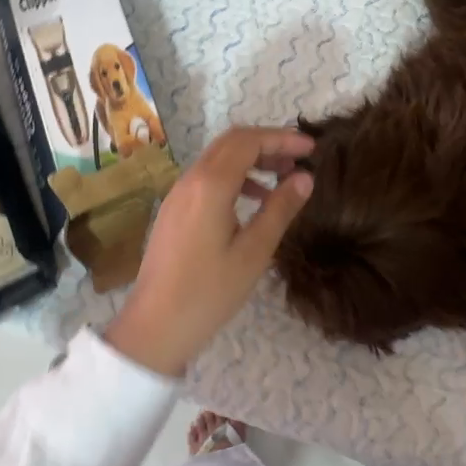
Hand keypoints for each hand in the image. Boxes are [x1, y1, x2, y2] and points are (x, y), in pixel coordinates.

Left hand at [103, 126, 315, 376]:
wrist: (154, 327)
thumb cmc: (209, 292)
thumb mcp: (254, 252)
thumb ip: (280, 209)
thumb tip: (305, 178)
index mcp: (211, 185)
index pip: (250, 141)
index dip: (283, 138)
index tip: (312, 149)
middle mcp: (191, 179)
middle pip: (232, 142)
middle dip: (268, 143)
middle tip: (299, 160)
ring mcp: (178, 193)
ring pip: (219, 157)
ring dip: (251, 159)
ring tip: (282, 179)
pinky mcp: (174, 209)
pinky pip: (208, 176)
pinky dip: (235, 175)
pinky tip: (253, 200)